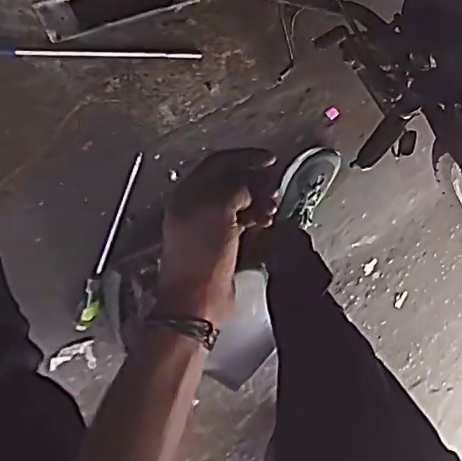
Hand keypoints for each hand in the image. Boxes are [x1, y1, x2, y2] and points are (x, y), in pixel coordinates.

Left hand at [156, 148, 276, 324]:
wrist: (196, 302)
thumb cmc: (201, 258)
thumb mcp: (219, 211)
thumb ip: (235, 189)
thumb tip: (252, 184)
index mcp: (188, 195)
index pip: (218, 163)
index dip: (245, 158)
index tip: (268, 160)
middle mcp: (195, 208)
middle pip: (229, 182)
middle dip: (255, 180)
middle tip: (273, 184)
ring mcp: (207, 227)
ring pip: (238, 202)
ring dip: (258, 200)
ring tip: (272, 206)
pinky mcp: (220, 244)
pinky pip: (241, 221)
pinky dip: (256, 218)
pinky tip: (265, 222)